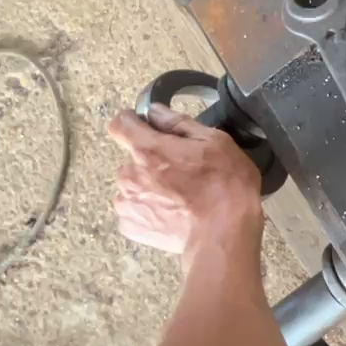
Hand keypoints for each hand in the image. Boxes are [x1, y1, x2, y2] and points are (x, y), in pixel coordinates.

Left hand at [107, 105, 262, 262]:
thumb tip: (156, 112)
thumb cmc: (226, 184)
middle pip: (134, 158)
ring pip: (135, 185)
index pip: (120, 124)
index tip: (146, 125)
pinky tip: (176, 212)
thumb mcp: (216, 142)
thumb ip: (181, 124)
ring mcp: (126, 203)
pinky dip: (152, 208)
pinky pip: (137, 209)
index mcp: (148, 150)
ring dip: (152, 185)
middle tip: (186, 170)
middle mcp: (128, 174)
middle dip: (154, 160)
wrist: (223, 233)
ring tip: (183, 195)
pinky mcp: (130, 226)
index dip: (132, 121)